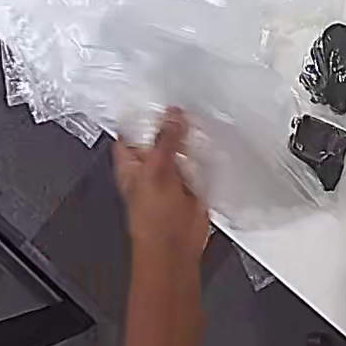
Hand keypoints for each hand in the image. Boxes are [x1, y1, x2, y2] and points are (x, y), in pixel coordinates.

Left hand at [113, 108, 209, 266]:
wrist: (176, 248)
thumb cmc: (153, 221)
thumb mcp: (157, 172)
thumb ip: (166, 141)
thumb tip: (172, 115)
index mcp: (131, 162)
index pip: (135, 129)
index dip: (146, 113)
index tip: (161, 96)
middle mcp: (151, 167)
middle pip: (163, 136)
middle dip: (175, 124)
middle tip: (188, 106)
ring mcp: (174, 176)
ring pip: (184, 150)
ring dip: (193, 141)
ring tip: (203, 123)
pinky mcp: (194, 185)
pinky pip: (202, 165)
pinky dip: (208, 158)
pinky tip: (213, 147)